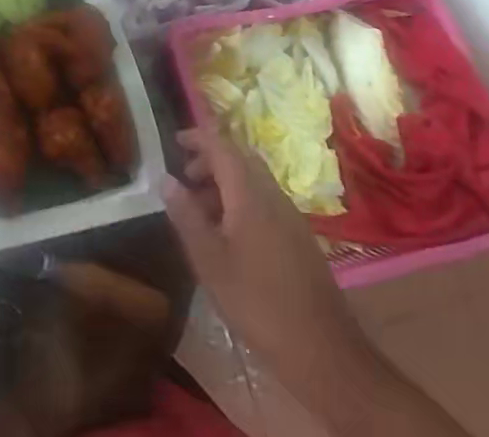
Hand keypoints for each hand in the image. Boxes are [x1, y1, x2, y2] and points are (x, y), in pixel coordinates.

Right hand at [165, 129, 475, 436]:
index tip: (174, 141)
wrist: (322, 350)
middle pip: (241, 160)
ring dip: (224, 183)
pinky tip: (226, 234)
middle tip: (183, 179)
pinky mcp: (299, 238)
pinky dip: (240, 201)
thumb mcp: (209, 260)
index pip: (224, 147)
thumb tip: (166, 179)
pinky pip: (265, 202)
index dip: (198, 137)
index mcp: (251, 196)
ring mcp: (291, 217)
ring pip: (254, 181)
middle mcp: (274, 197)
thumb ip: (186, 215)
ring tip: (198, 210)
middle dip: (210, 160)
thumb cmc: (256, 302)